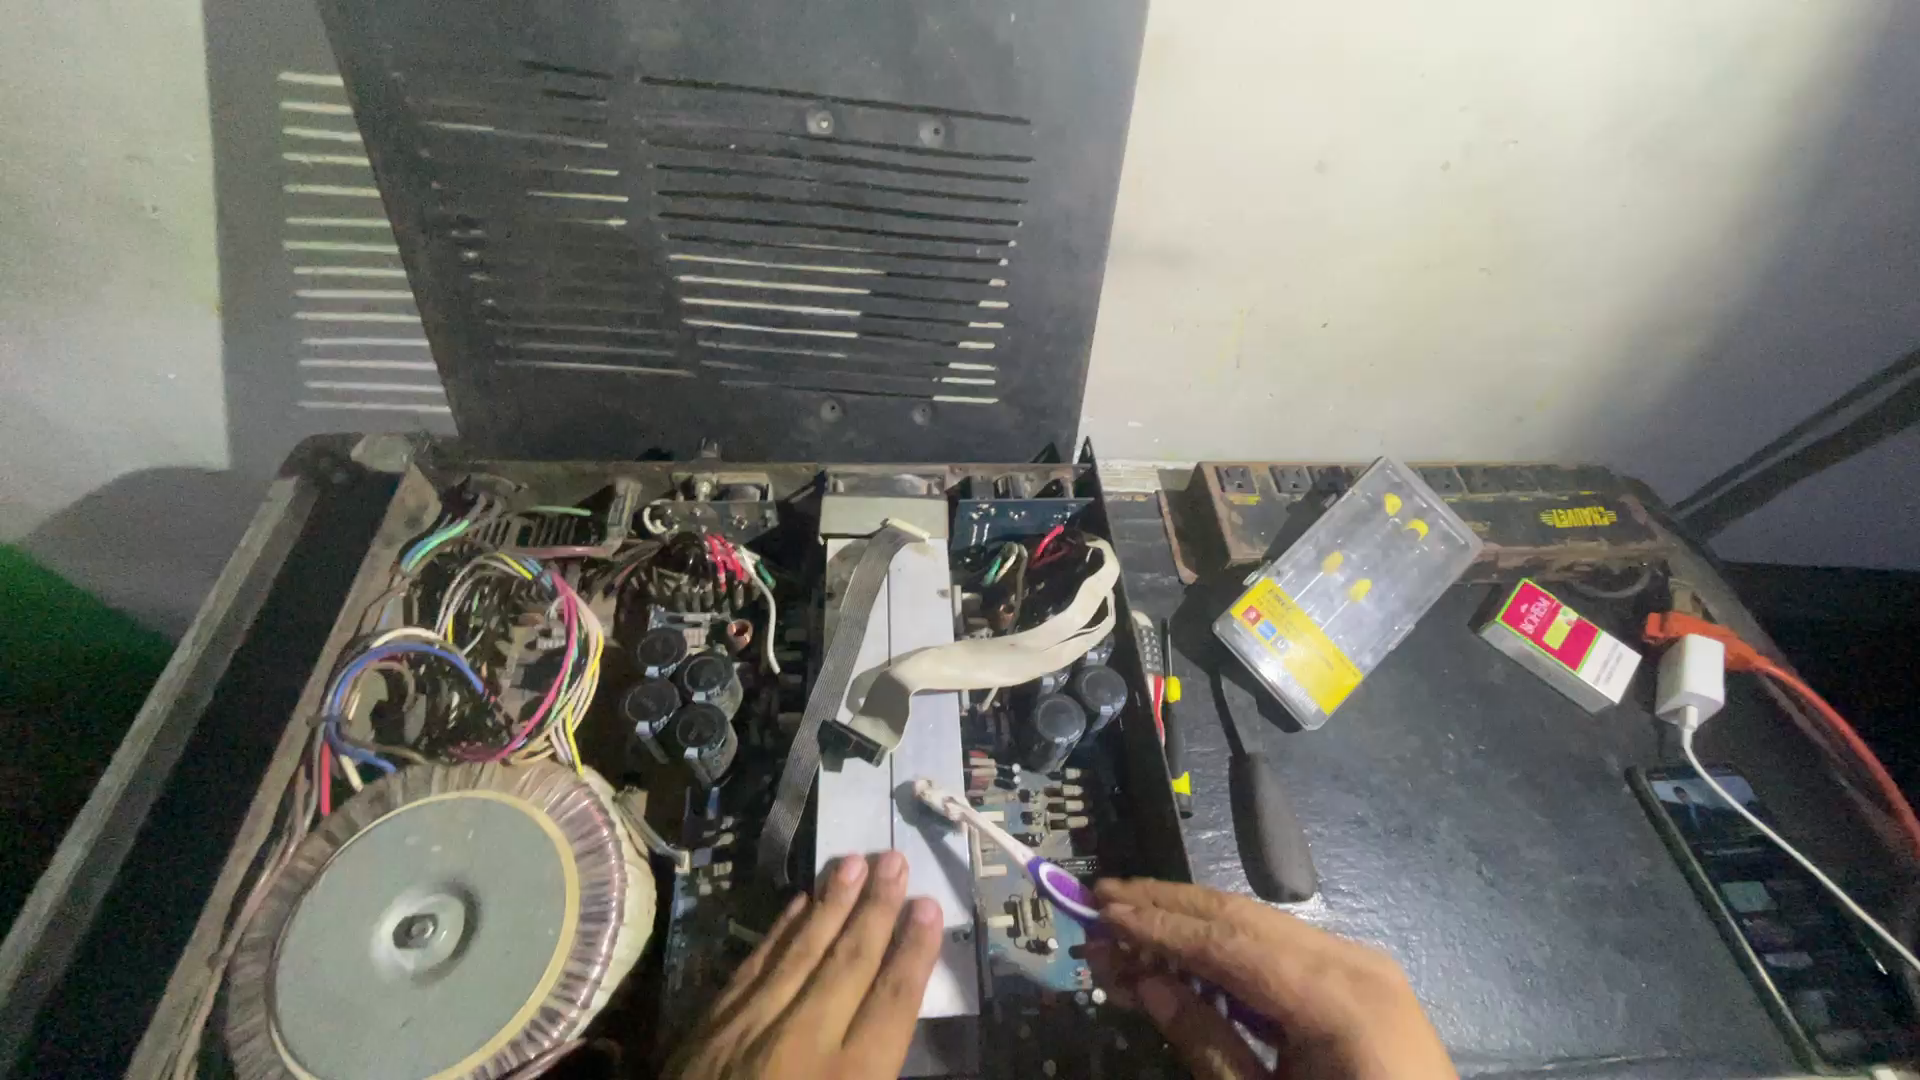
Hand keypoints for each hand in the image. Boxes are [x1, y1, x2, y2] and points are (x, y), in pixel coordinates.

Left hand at [666, 852, 943, 1079]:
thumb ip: (875, 1074)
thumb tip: (893, 1033)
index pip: (890, 1003)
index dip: (913, 951)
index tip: (930, 906)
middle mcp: (801, 1046)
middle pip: (849, 962)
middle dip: (877, 908)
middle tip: (894, 859)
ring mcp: (749, 1030)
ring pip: (801, 950)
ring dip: (832, 903)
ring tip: (854, 860)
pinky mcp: (710, 1027)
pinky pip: (755, 963)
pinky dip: (780, 929)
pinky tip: (799, 902)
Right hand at [1089, 878, 1455, 1079]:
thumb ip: (1208, 1044)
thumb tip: (1145, 982)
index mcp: (1339, 999)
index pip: (1228, 941)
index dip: (1159, 925)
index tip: (1102, 910)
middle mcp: (1351, 960)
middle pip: (1238, 915)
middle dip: (1163, 905)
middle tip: (1099, 895)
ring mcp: (1358, 964)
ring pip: (1254, 922)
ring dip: (1185, 918)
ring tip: (1125, 912)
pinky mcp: (1355, 977)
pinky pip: (1275, 946)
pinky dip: (1221, 943)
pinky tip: (1179, 946)